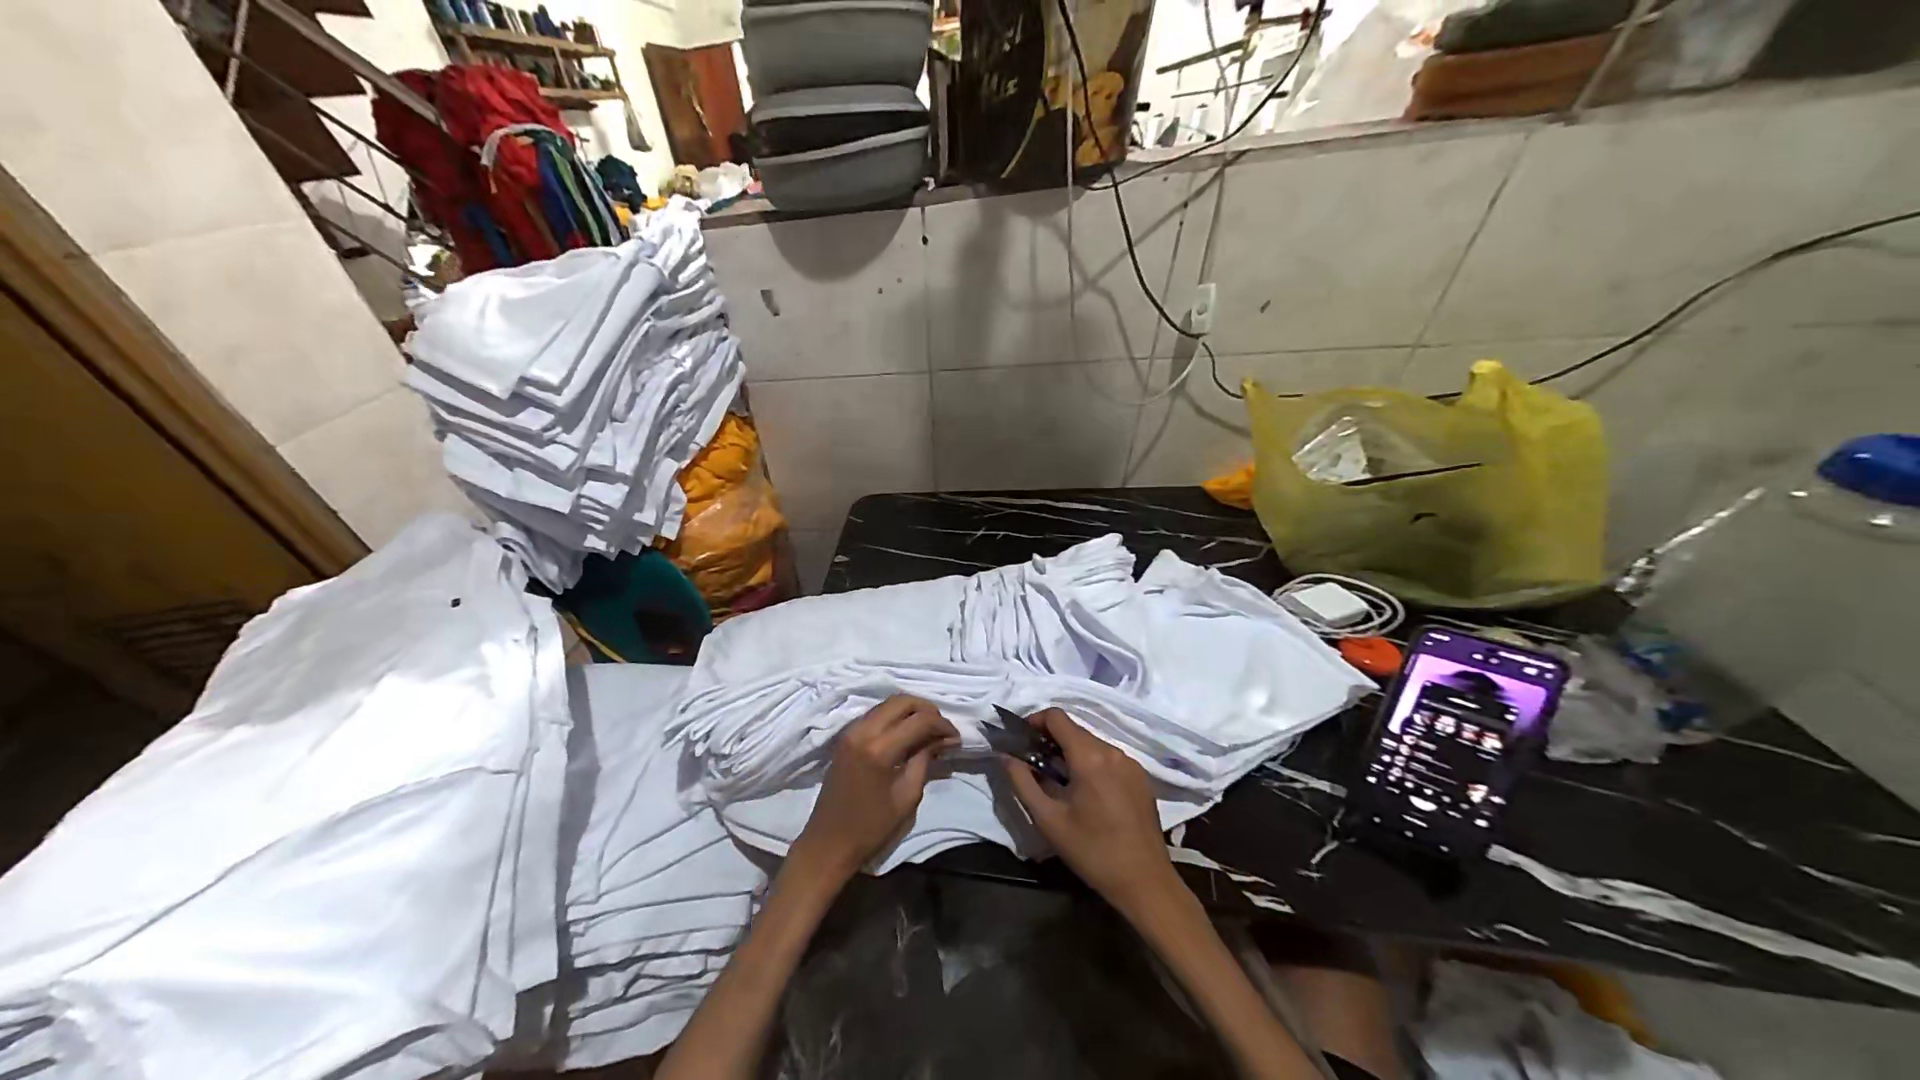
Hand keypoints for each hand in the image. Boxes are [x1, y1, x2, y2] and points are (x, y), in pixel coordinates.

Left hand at [791, 695, 958, 880]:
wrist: (828, 842)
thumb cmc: (872, 827)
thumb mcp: (907, 796)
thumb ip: (924, 760)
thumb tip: (943, 739)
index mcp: (878, 749)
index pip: (919, 720)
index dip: (942, 725)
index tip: (956, 738)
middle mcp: (862, 731)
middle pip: (901, 701)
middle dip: (927, 710)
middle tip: (942, 730)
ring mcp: (851, 731)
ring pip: (887, 704)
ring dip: (911, 711)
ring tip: (928, 731)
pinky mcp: (845, 737)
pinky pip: (875, 714)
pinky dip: (895, 717)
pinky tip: (907, 734)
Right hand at [1002, 708, 1181, 916]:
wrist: (1144, 882)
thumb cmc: (1091, 850)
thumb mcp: (1048, 819)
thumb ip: (1022, 781)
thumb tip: (1005, 755)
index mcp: (1090, 756)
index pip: (1057, 717)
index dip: (1034, 721)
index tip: (1021, 740)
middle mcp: (1113, 751)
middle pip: (1075, 730)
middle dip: (1051, 740)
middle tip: (1034, 765)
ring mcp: (1131, 763)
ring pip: (1092, 744)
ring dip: (1071, 753)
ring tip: (1058, 781)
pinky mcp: (1141, 778)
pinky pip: (1109, 759)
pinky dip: (1091, 763)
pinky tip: (1085, 792)